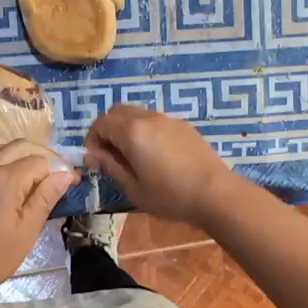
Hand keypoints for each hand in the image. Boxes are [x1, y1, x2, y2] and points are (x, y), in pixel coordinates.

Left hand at [0, 140, 79, 295]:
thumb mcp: (27, 231)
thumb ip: (46, 198)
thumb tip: (65, 174)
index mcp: (8, 178)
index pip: (42, 162)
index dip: (59, 171)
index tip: (70, 184)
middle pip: (21, 147)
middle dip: (42, 157)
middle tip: (54, 175)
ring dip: (17, 156)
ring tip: (28, 175)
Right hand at [85, 105, 242, 227]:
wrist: (216, 194)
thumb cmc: (170, 196)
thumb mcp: (133, 188)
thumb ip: (111, 166)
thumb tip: (93, 154)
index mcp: (132, 132)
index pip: (101, 123)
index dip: (92, 139)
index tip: (95, 160)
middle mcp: (149, 118)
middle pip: (117, 111)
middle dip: (107, 129)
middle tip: (110, 155)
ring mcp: (169, 119)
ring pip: (137, 113)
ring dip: (126, 129)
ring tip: (132, 156)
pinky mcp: (184, 126)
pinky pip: (155, 121)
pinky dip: (145, 131)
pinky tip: (154, 156)